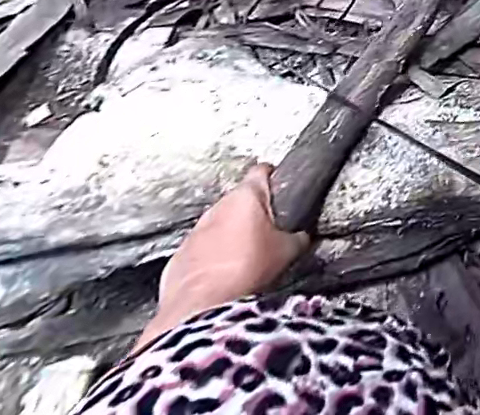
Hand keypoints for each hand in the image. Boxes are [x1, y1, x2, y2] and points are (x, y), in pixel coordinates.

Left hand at [159, 164, 310, 309]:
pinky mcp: (178, 258)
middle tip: (267, 233)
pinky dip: (209, 259)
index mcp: (246, 195)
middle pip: (239, 200)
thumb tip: (301, 237)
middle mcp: (218, 207)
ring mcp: (194, 232)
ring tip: (243, 260)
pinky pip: (199, 251)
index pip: (261, 171)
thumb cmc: (246, 271)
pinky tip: (221, 277)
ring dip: (229, 236)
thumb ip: (297, 237)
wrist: (200, 310)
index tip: (280, 187)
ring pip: (217, 225)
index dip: (273, 177)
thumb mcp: (287, 252)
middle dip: (251, 213)